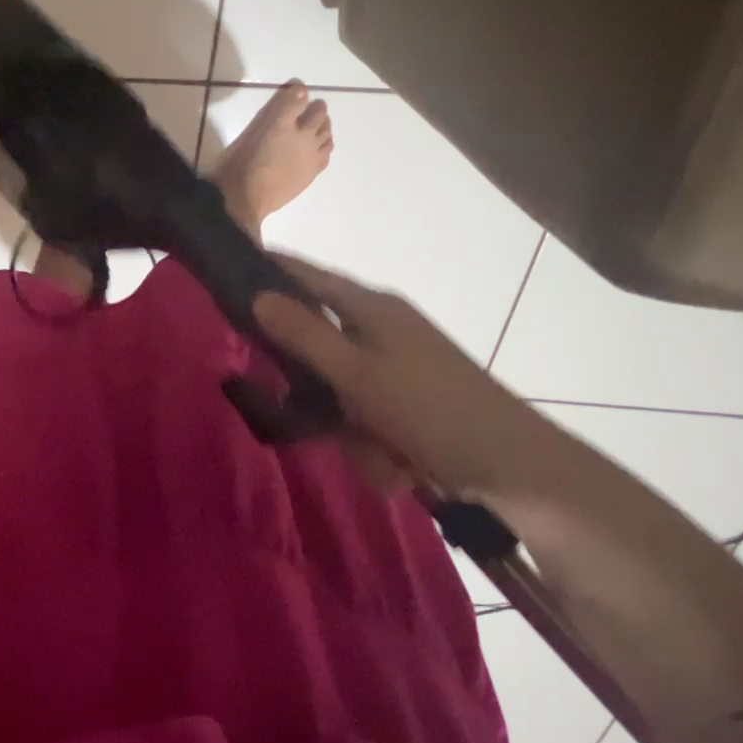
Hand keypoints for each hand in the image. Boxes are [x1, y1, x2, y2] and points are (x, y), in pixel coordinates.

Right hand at [254, 254, 530, 494]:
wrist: (518, 471)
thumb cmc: (432, 410)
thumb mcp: (357, 373)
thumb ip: (303, 334)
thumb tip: (256, 294)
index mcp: (371, 308)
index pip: (305, 273)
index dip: (266, 271)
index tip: (224, 279)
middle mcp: (381, 331)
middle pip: (314, 345)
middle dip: (311, 390)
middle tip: (305, 413)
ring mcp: (397, 370)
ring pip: (338, 393)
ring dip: (350, 432)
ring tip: (380, 454)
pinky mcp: (409, 406)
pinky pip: (366, 421)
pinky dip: (376, 448)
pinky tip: (400, 467)